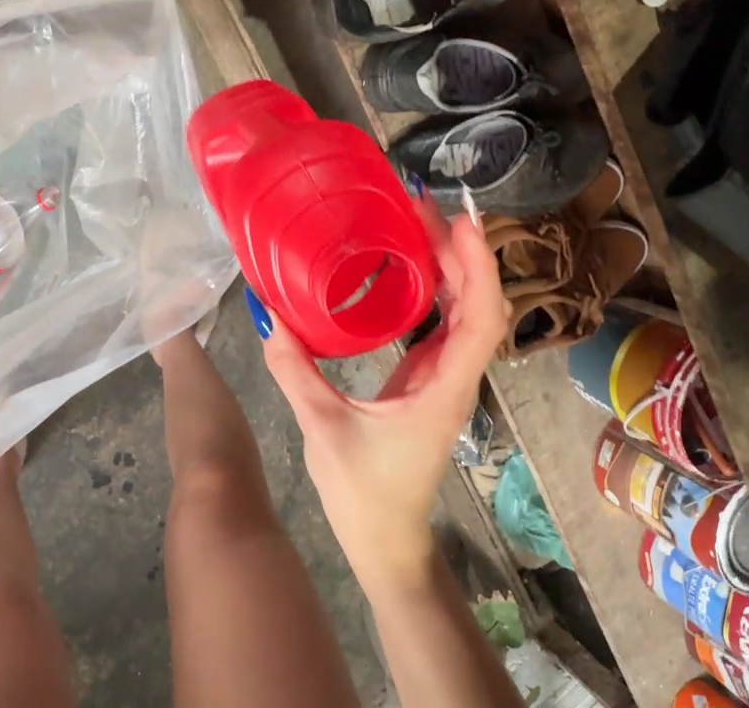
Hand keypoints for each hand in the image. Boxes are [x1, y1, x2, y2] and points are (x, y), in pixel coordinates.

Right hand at [259, 201, 507, 589]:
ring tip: (416, 225)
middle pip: (478, 304)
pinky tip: (406, 268)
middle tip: (421, 207)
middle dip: (460, 252)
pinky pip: (444, 325)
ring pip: (465, 313)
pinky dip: (435, 290)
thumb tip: (267, 315)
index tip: (459, 221)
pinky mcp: (429, 382)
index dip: (477, 266)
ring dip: (451, 268)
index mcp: (444, 389)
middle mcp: (455, 378)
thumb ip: (294, 370)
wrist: (387, 542)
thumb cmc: (364, 493)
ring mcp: (445, 379)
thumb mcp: (322, 428)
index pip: (481, 319)